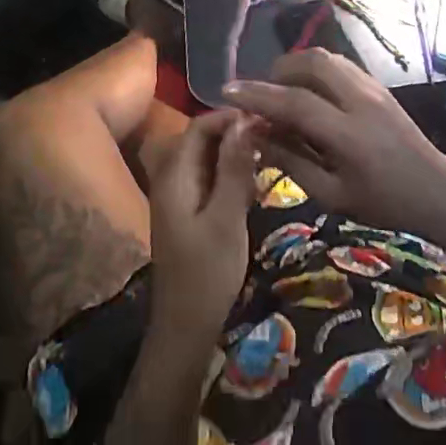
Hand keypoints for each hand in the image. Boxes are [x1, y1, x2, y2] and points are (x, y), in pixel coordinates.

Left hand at [145, 109, 258, 330]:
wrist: (185, 327)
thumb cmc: (207, 272)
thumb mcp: (227, 217)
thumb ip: (234, 168)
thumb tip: (246, 120)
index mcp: (175, 174)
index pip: (200, 126)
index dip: (231, 117)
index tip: (267, 119)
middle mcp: (172, 177)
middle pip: (202, 138)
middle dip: (235, 132)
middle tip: (273, 137)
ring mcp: (178, 194)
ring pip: (207, 157)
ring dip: (235, 152)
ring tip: (269, 155)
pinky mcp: (188, 210)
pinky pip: (208, 176)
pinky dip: (230, 172)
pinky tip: (254, 183)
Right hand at [223, 50, 445, 239]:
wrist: (435, 189)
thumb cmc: (382, 201)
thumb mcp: (332, 195)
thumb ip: (291, 162)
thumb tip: (255, 136)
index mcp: (347, 134)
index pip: (294, 102)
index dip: (257, 94)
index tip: (227, 90)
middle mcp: (359, 100)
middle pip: (311, 64)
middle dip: (277, 72)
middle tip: (261, 95)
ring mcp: (371, 87)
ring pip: (325, 57)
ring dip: (295, 66)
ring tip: (282, 92)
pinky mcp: (376, 84)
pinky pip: (338, 63)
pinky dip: (314, 69)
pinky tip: (308, 91)